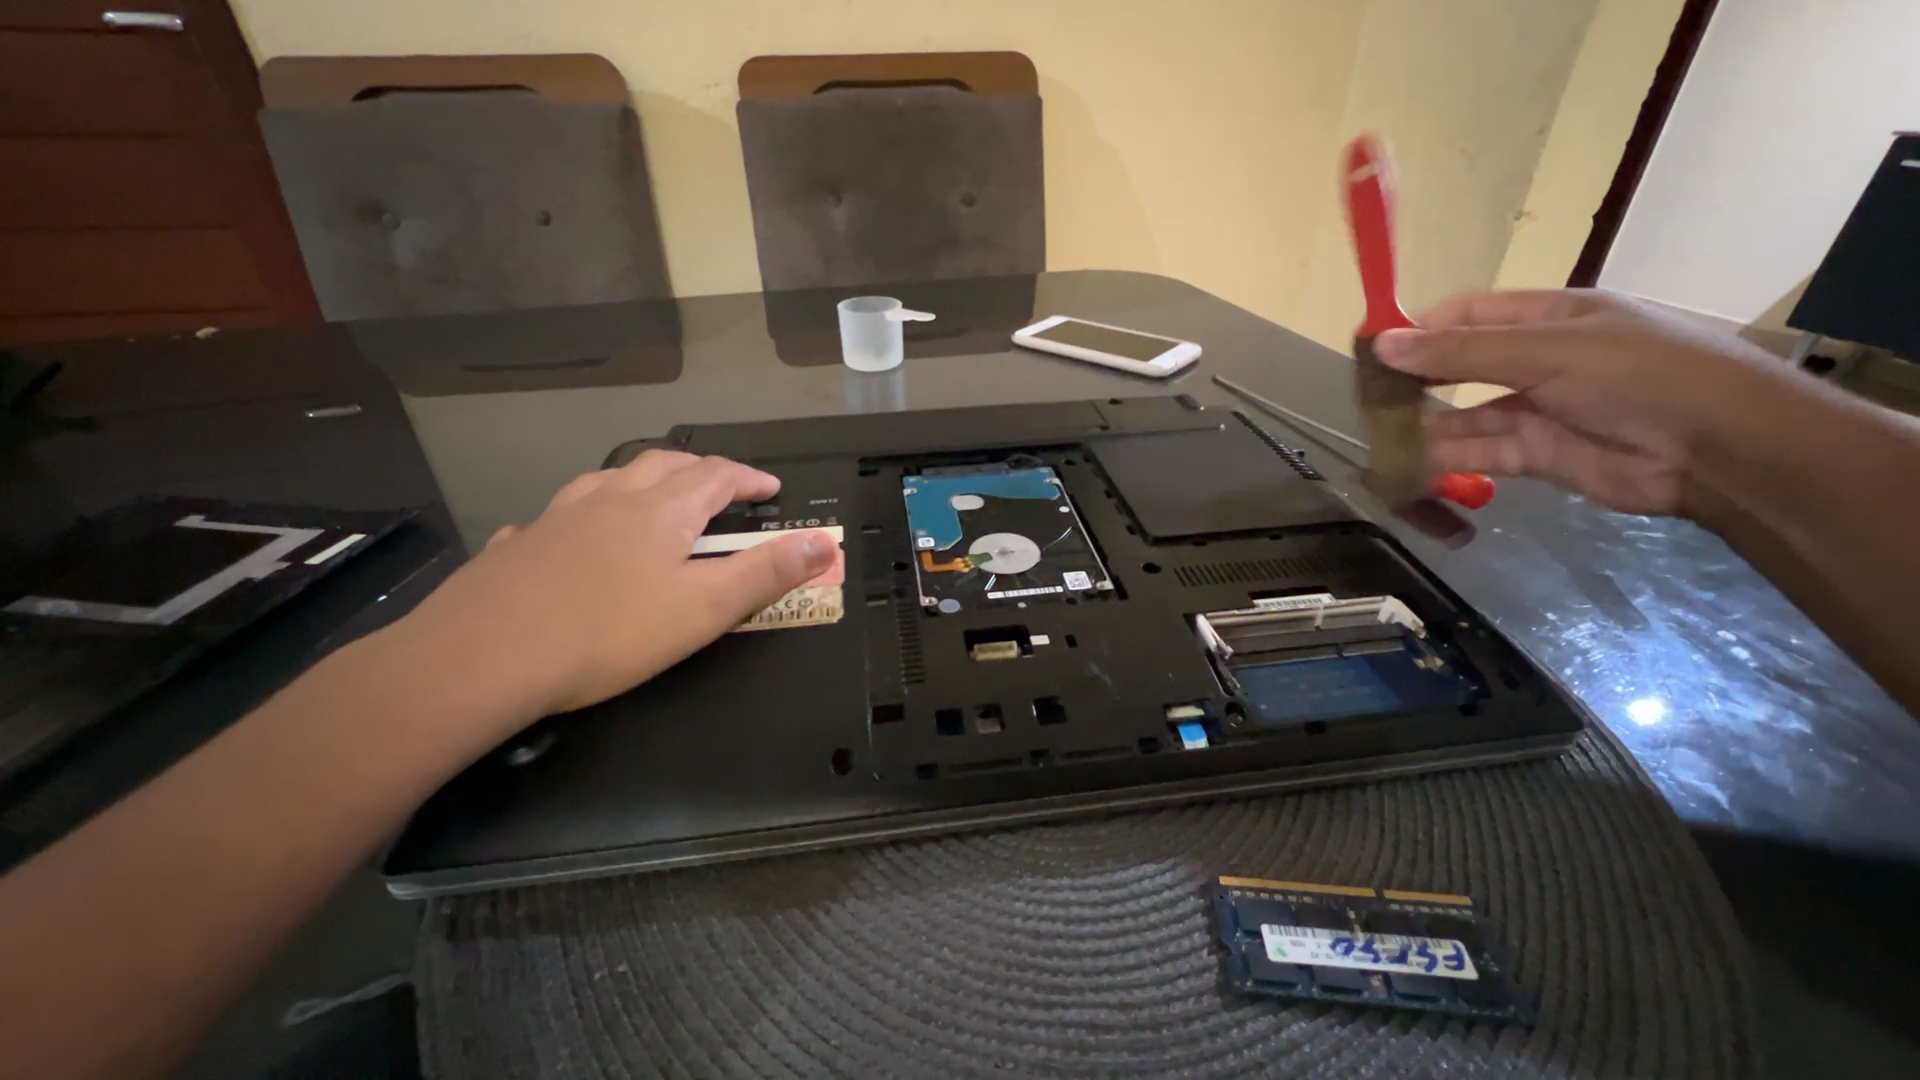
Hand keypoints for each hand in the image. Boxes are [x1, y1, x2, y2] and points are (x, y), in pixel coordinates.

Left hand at [394, 450, 836, 725]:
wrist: (481, 657)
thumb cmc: (608, 633)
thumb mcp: (703, 609)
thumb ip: (766, 574)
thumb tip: (825, 541)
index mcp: (660, 511)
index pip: (716, 476)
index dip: (749, 478)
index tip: (771, 488)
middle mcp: (608, 500)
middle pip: (661, 466)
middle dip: (698, 471)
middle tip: (719, 488)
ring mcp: (555, 519)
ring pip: (605, 481)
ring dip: (638, 482)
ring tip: (650, 500)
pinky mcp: (516, 547)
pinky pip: (556, 519)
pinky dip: (580, 520)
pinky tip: (569, 542)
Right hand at [1374, 289, 1785, 516]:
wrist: (1720, 450)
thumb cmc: (1640, 375)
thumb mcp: (1548, 351)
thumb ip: (1462, 352)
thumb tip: (1382, 342)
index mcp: (1550, 317)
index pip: (1467, 315)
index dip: (1418, 328)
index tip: (1371, 348)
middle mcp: (1540, 359)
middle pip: (1460, 365)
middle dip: (1416, 379)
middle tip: (1367, 397)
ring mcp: (1539, 408)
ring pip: (1465, 415)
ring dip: (1426, 425)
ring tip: (1380, 436)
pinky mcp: (1538, 454)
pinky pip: (1480, 452)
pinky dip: (1447, 459)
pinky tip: (1412, 464)